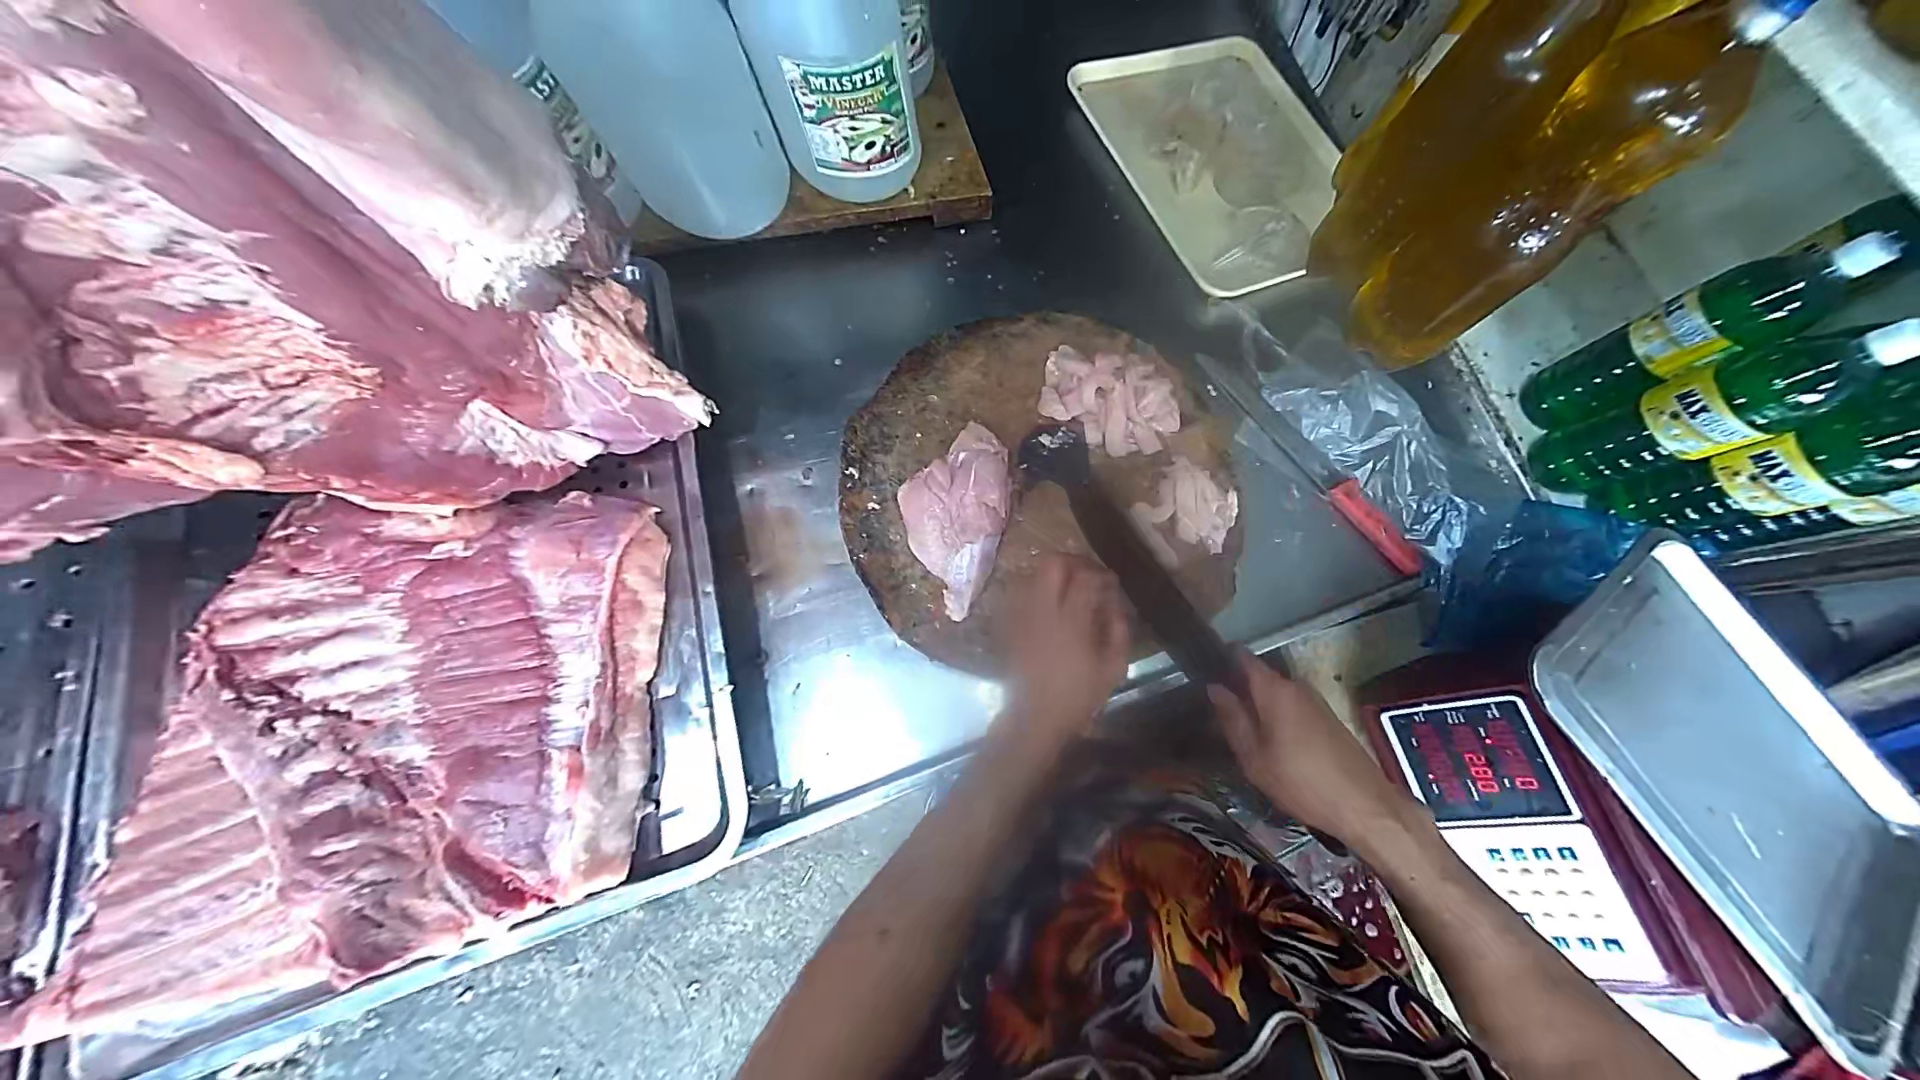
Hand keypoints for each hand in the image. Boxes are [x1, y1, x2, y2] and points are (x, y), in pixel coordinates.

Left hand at [1000, 556, 1130, 748]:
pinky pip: (1023, 592)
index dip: (1101, 573)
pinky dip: (1039, 589)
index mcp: (1071, 622)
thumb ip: (1119, 631)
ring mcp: (1022, 615)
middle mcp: (1043, 611)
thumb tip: (1116, 605)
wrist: (1034, 718)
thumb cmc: (1077, 697)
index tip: (1111, 581)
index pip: (1085, 578)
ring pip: (1034, 573)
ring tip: (1070, 587)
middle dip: (1074, 561)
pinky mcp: (1011, 624)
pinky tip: (1051, 604)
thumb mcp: (1112, 669)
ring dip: (1054, 573)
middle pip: (1052, 563)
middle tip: (1089, 575)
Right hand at [1209, 651, 1427, 847]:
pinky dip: (1275, 714)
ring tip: (1237, 727)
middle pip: (1258, 676)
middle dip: (1236, 687)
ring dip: (1256, 703)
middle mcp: (1296, 686)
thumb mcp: (1254, 756)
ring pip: (1275, 693)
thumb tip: (1214, 688)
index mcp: (1274, 689)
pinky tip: (1268, 739)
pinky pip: (1291, 705)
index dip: (1220, 657)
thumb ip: (1232, 717)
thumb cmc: (1301, 781)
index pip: (1241, 656)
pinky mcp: (1327, 718)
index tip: (1202, 668)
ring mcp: (1315, 701)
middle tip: (1213, 709)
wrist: (1366, 807)